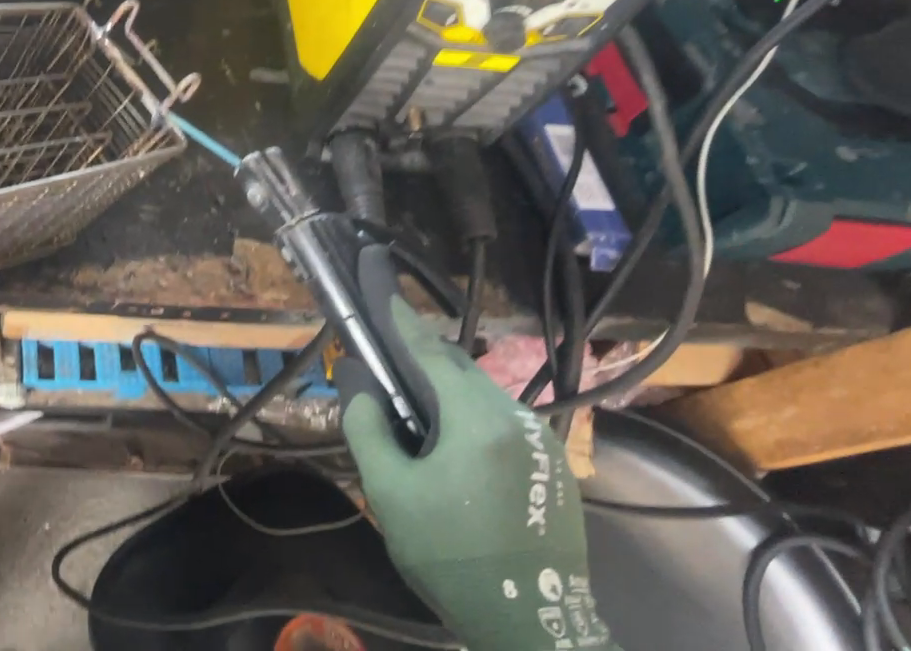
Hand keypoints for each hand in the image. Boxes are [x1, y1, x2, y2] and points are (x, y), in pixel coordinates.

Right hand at [342, 297, 615, 650]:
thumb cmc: (451, 555)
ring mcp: (542, 445)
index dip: (403, 322)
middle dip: (422, 358)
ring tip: (412, 408)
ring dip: (445, 391)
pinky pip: (501, 423)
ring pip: (483, 396)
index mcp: (478, 421)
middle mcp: (518, 421)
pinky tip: (448, 443)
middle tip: (386, 360)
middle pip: (461, 370)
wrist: (533, 626)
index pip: (432, 352)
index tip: (383, 292)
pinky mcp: (553, 469)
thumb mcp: (389, 492)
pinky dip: (468, 416)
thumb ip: (367, 429)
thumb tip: (357, 385)